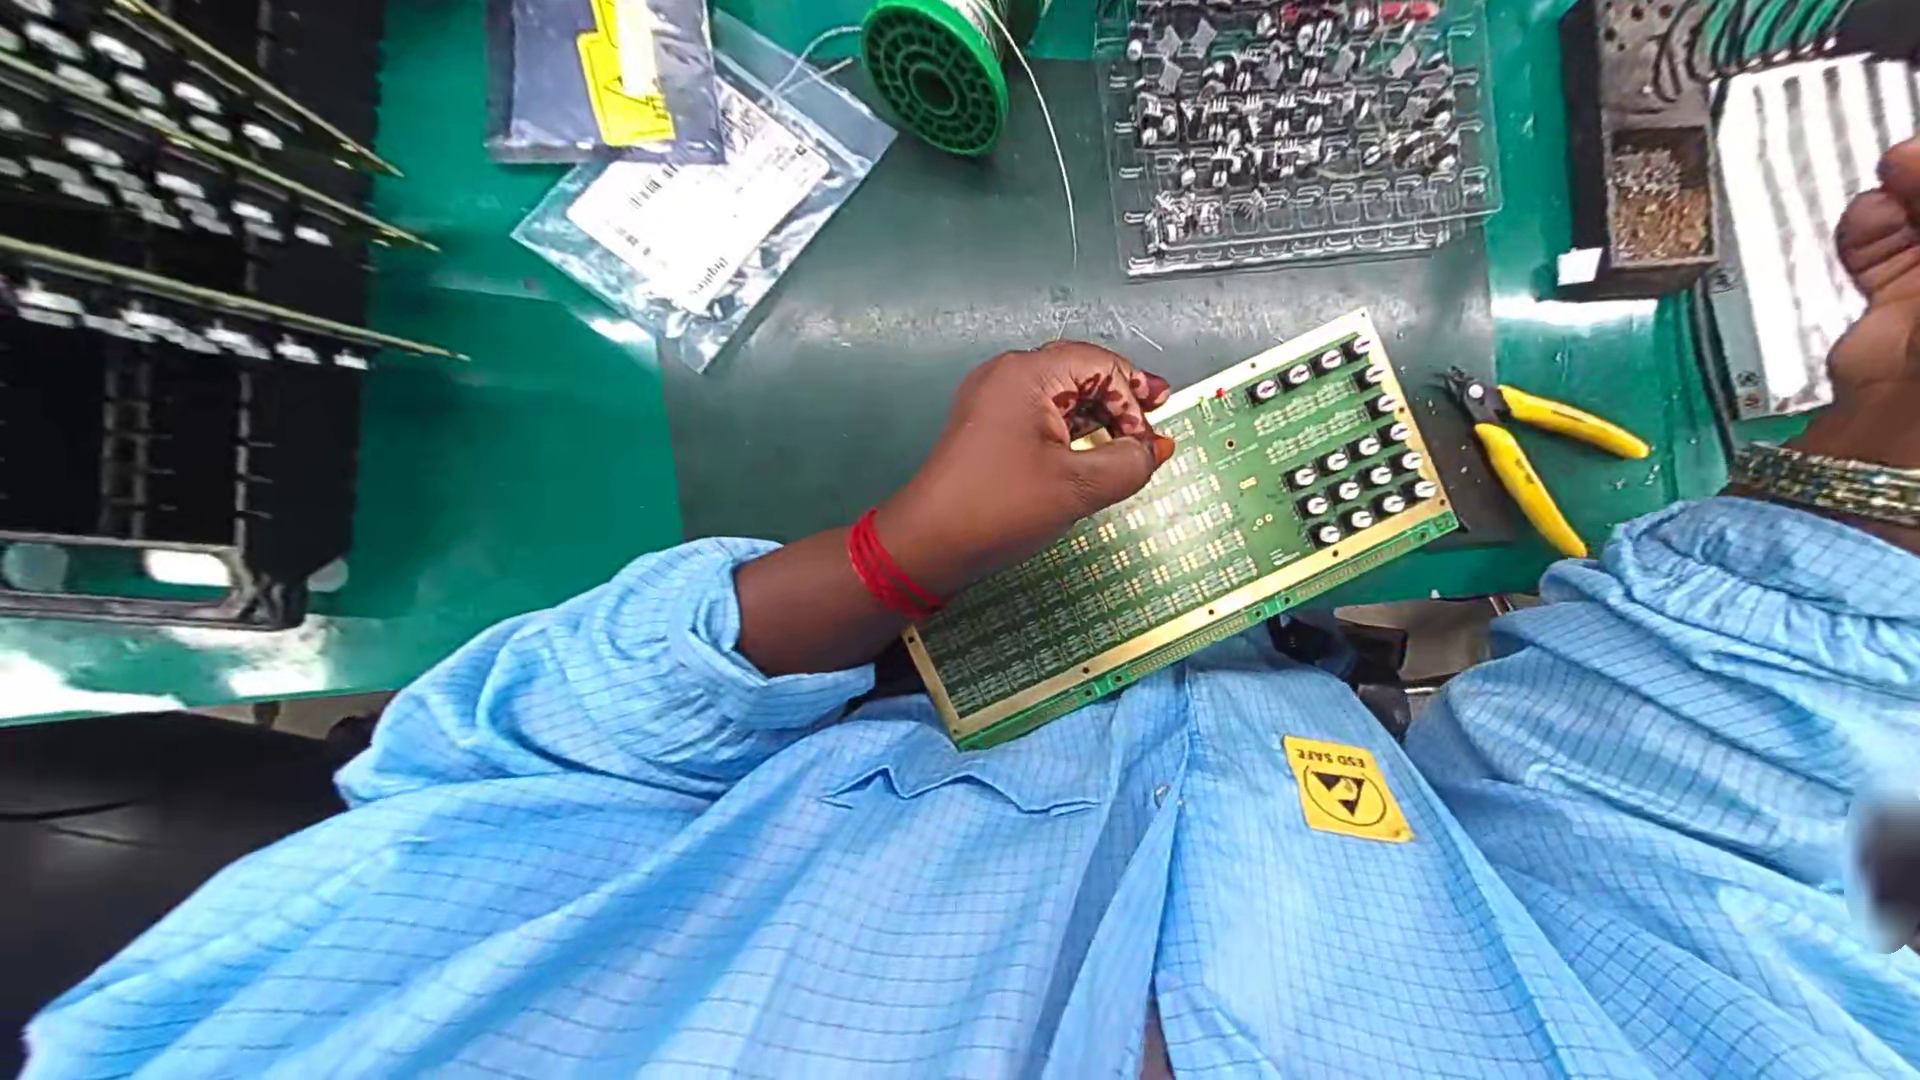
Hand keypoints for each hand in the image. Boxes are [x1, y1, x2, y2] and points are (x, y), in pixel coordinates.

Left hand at [874, 342, 1175, 596]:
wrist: (929, 543)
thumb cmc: (997, 508)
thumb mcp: (1079, 486)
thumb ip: (1130, 462)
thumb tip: (1156, 448)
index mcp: (1026, 374)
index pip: (1099, 364)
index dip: (1134, 397)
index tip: (1148, 438)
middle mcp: (1005, 376)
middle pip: (1078, 373)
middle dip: (1119, 400)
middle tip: (1150, 423)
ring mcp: (990, 401)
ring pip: (1059, 397)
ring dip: (1095, 418)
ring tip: (1124, 443)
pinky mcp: (985, 428)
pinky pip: (1037, 417)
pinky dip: (1068, 432)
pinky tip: (1086, 454)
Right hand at [1785, 137, 1919, 551]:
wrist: (1902, 435)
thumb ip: (1917, 242)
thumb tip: (1907, 167)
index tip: (1918, 158)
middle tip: (1912, 155)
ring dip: (1910, 203)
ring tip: (1892, 174)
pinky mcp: (1901, 311)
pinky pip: (1888, 261)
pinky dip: (1870, 237)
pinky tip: (1866, 215)